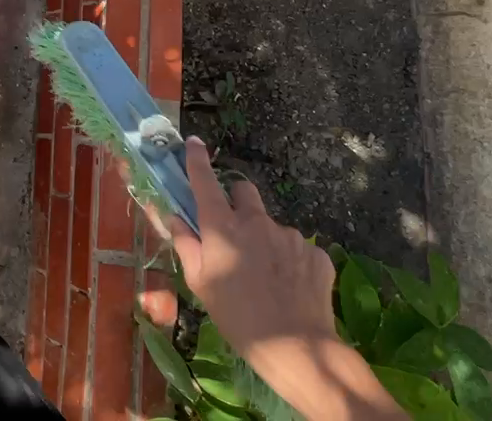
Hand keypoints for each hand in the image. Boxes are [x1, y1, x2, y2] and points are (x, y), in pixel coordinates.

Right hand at [166, 137, 338, 370]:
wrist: (298, 349)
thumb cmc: (237, 316)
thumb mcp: (199, 283)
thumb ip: (185, 244)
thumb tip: (174, 217)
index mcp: (222, 226)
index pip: (205, 181)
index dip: (197, 159)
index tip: (194, 142)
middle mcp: (256, 222)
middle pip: (244, 191)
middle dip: (236, 200)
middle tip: (233, 228)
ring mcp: (290, 236)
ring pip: (271, 224)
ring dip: (264, 238)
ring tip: (266, 274)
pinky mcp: (317, 254)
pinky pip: (297, 248)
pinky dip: (289, 259)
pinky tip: (288, 285)